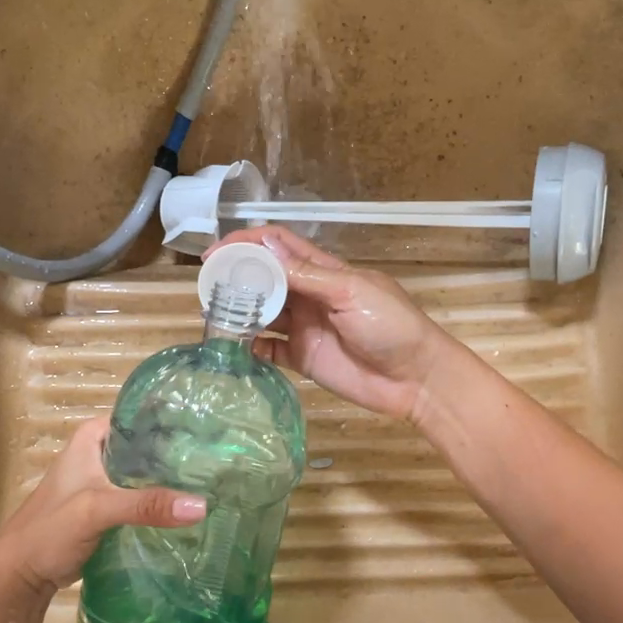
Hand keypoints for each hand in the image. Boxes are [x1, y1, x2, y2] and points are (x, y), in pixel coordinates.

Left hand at [0, 418, 205, 601]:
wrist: (21, 575)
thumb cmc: (49, 530)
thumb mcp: (97, 510)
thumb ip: (146, 505)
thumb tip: (202, 506)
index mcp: (92, 437)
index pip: (142, 418)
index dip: (176, 422)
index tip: (214, 430)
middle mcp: (100, 453)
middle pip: (150, 447)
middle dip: (181, 455)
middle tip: (223, 461)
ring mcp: (106, 483)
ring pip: (148, 475)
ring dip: (174, 482)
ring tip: (218, 483)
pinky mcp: (111, 509)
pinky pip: (144, 499)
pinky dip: (164, 503)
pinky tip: (192, 509)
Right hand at [206, 227, 459, 420]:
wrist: (415, 378)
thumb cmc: (391, 326)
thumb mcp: (350, 293)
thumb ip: (307, 275)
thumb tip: (263, 246)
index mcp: (324, 272)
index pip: (279, 246)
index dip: (248, 243)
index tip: (216, 252)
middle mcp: (310, 296)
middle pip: (265, 279)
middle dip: (236, 277)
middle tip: (207, 286)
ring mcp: (305, 328)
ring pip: (263, 314)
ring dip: (239, 311)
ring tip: (212, 313)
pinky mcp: (304, 359)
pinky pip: (270, 350)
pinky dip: (251, 347)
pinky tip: (234, 347)